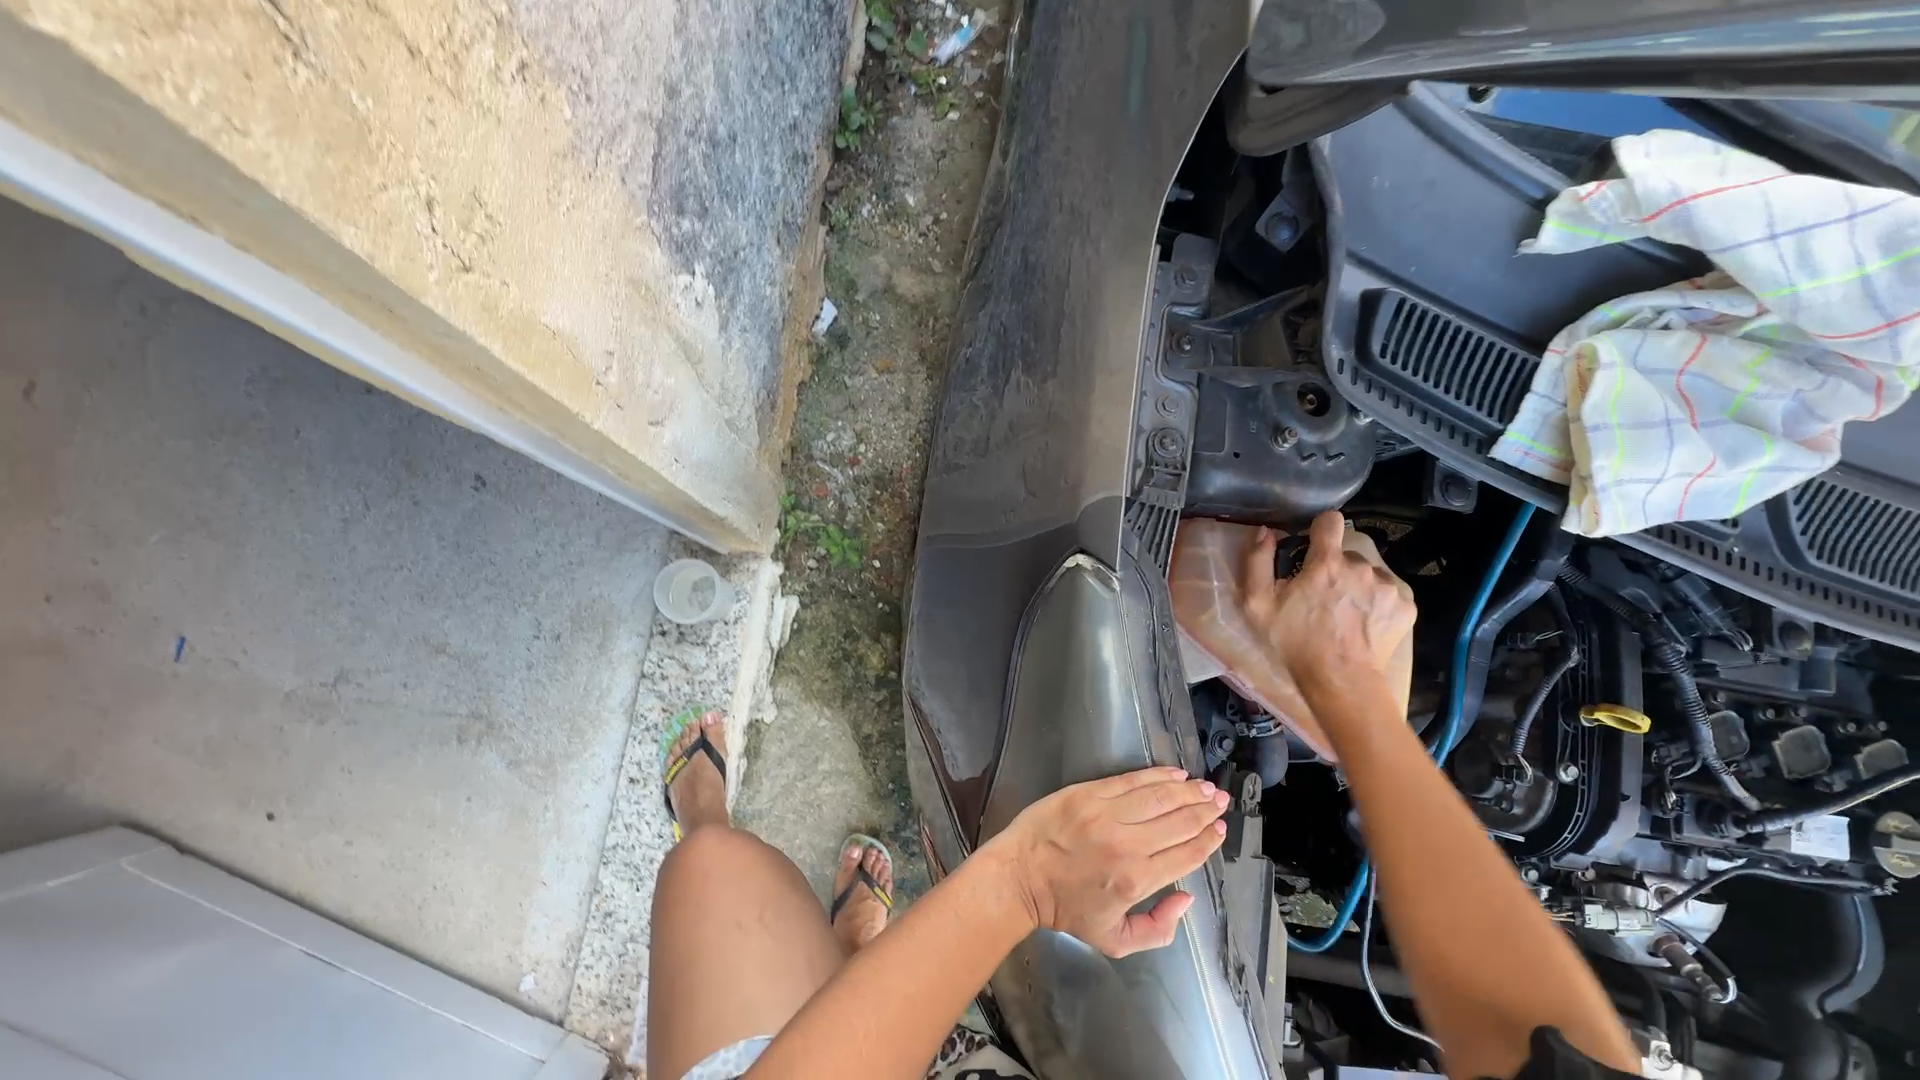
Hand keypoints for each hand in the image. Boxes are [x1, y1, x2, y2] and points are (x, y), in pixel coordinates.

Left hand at [980, 767, 1227, 956]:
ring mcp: (1105, 815)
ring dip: (1187, 790)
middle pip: (1179, 821)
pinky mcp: (1086, 794)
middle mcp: (1126, 844)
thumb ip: (1158, 929)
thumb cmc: (1066, 909)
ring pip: (1159, 797)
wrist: (1020, 878)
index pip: (1185, 854)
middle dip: (1205, 811)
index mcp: (1136, 880)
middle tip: (1220, 801)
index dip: (1208, 841)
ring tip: (1205, 787)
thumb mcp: (1115, 940)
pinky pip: (1130, 781)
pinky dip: (1156, 775)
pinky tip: (1174, 773)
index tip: (1220, 830)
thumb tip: (1186, 898)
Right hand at [1242, 510, 1415, 690]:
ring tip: (1345, 613)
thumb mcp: (1258, 604)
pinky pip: (1389, 594)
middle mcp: (1362, 567)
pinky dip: (1377, 603)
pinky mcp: (1406, 607)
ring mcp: (1388, 587)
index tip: (1313, 545)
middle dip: (1335, 568)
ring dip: (1357, 585)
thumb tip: (1265, 531)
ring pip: (1370, 574)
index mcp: (1327, 562)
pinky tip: (1365, 623)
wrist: (1340, 681)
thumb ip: (1258, 561)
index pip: (1330, 521)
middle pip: (1348, 554)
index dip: (1320, 529)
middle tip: (1322, 596)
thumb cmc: (1294, 642)